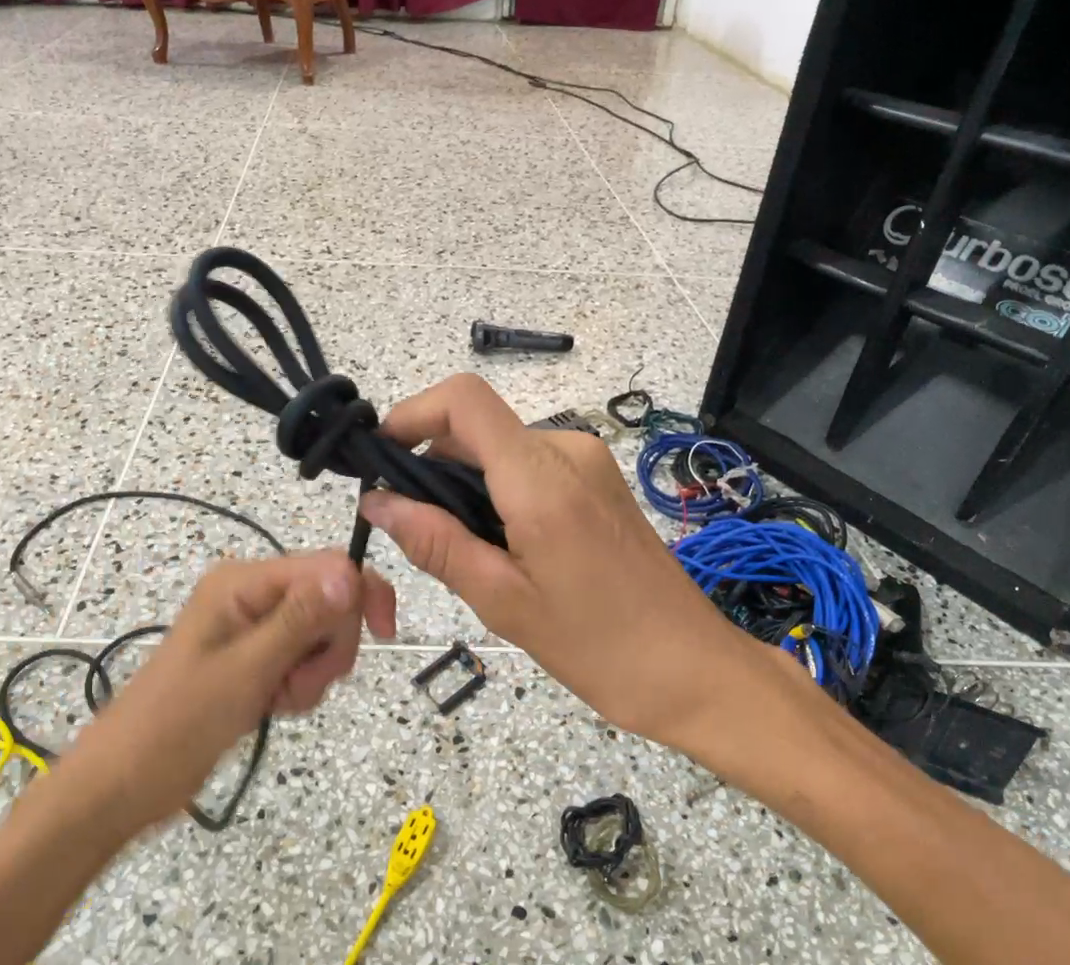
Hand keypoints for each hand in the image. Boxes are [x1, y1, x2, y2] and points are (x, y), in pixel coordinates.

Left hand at [71, 553, 395, 829]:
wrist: (126, 781)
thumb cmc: (181, 721)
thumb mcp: (248, 669)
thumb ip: (302, 619)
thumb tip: (351, 573)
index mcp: (245, 581)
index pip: (329, 566)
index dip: (362, 595)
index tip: (383, 637)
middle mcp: (253, 593)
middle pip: (331, 599)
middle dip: (330, 645)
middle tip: (298, 684)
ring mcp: (254, 626)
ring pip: (322, 633)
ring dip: (314, 672)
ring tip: (278, 700)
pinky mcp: (256, 656)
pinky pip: (304, 658)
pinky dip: (301, 684)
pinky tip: (274, 705)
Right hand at [359, 374, 770, 747]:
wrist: (693, 668)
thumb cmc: (599, 646)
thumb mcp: (503, 601)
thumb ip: (436, 542)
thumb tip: (377, 501)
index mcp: (542, 477)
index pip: (464, 400)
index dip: (411, 414)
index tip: (378, 459)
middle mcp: (568, 450)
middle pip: (478, 428)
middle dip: (432, 466)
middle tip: (416, 533)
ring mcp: (590, 463)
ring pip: (501, 450)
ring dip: (466, 486)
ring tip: (468, 554)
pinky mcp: (600, 481)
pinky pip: (530, 468)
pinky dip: (499, 494)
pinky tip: (505, 550)